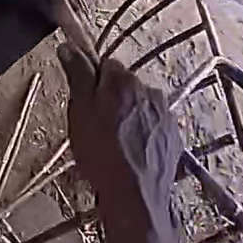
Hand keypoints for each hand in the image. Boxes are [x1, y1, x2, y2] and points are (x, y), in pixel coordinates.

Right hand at [57, 46, 178, 240]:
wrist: (134, 196)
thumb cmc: (101, 153)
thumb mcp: (79, 110)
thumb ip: (77, 74)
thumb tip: (69, 46)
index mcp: (123, 81)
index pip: (104, 64)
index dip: (90, 80)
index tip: (82, 98)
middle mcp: (149, 91)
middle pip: (123, 85)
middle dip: (108, 98)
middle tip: (91, 124)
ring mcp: (164, 116)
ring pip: (138, 106)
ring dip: (125, 116)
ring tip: (110, 143)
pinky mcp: (173, 138)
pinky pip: (151, 126)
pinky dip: (140, 134)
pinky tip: (127, 153)